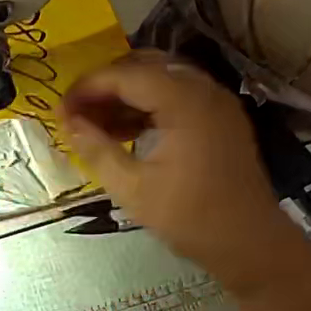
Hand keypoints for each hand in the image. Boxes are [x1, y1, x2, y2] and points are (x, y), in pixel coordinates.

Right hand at [62, 51, 310, 296]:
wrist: (250, 244)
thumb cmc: (190, 218)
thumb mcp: (133, 188)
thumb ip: (97, 150)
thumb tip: (68, 124)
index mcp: (185, 101)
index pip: (126, 74)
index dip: (88, 87)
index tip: (60, 107)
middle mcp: (204, 90)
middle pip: (146, 67)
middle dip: (107, 85)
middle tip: (77, 110)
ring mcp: (217, 103)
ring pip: (162, 81)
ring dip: (126, 96)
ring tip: (95, 124)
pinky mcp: (221, 120)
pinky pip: (178, 99)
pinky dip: (149, 108)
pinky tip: (124, 133)